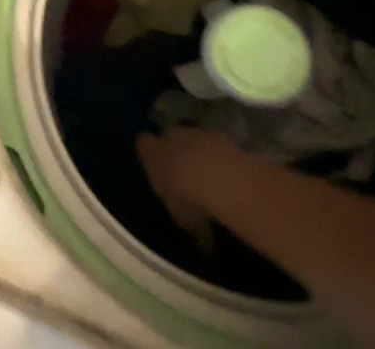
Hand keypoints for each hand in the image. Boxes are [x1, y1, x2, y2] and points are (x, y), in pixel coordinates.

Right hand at [136, 127, 234, 253]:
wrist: (222, 180)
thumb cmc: (188, 200)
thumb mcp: (181, 219)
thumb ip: (182, 218)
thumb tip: (197, 242)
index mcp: (151, 153)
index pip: (143, 144)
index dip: (150, 154)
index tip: (157, 168)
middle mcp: (171, 135)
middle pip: (170, 138)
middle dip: (177, 152)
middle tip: (186, 176)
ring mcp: (198, 132)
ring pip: (196, 139)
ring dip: (202, 154)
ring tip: (213, 179)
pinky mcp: (224, 135)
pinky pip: (219, 146)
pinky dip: (223, 158)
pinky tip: (231, 178)